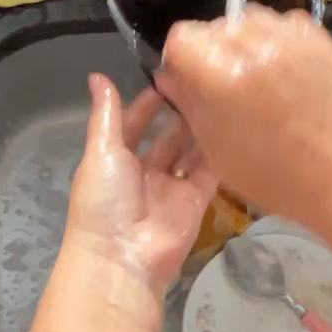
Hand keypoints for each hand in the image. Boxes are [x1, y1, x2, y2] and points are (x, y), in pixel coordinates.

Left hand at [63, 74, 218, 297]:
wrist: (124, 256)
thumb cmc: (104, 199)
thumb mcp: (100, 150)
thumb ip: (106, 114)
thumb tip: (98, 75)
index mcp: (116, 160)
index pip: (133, 124)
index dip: (148, 103)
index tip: (169, 76)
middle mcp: (144, 173)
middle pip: (166, 138)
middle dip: (179, 115)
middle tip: (203, 85)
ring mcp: (172, 188)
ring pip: (189, 153)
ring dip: (200, 131)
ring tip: (221, 99)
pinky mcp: (196, 201)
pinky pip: (209, 173)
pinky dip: (220, 154)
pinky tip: (234, 127)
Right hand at [156, 7, 331, 228]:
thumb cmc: (277, 176)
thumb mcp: (218, 150)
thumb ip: (190, 104)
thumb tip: (170, 76)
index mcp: (220, 70)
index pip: (182, 37)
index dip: (181, 62)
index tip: (192, 86)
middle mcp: (254, 40)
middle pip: (216, 28)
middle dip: (214, 54)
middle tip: (229, 92)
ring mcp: (290, 34)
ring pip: (250, 22)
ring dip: (246, 46)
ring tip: (262, 85)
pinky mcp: (320, 36)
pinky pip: (283, 28)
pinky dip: (277, 46)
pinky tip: (289, 80)